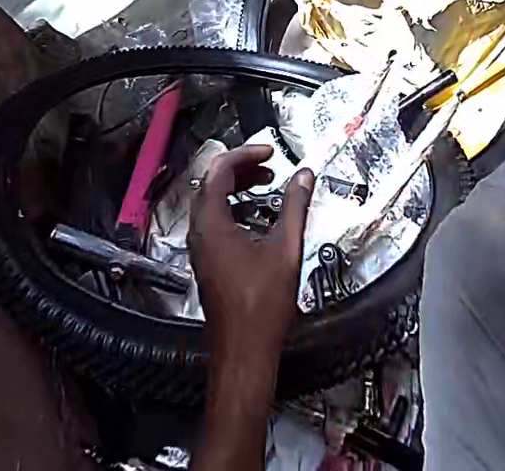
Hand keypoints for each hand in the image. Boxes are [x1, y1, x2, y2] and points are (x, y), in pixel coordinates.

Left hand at [189, 145, 314, 358]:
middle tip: (268, 164)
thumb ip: (295, 206)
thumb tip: (304, 178)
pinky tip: (257, 216)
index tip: (268, 151)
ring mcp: (201, 249)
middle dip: (242, 168)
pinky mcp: (208, 262)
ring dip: (237, 187)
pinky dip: (234, 207)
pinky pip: (215, 221)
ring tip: (266, 184)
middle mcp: (200, 234)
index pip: (220, 170)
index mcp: (212, 224)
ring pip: (212, 202)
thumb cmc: (260, 307)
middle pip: (212, 183)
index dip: (246, 154)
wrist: (245, 352)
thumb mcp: (285, 248)